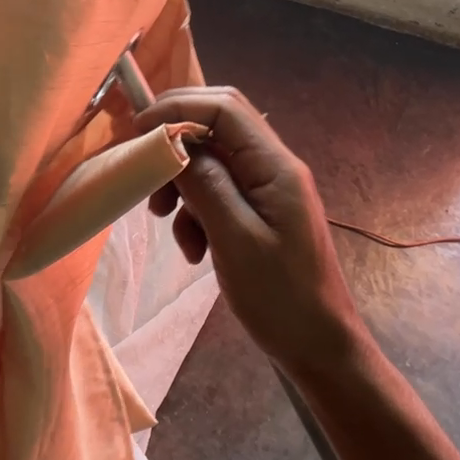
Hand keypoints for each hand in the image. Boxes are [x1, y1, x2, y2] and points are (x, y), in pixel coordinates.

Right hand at [136, 87, 361, 371]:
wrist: (321, 351)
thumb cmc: (282, 298)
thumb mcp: (236, 240)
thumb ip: (206, 184)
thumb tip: (174, 143)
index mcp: (275, 166)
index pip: (223, 109)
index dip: (177, 108)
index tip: (138, 130)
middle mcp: (273, 167)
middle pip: (218, 124)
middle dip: (175, 138)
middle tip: (143, 163)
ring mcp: (267, 189)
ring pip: (212, 159)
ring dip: (181, 181)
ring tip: (163, 217)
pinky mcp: (259, 212)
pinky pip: (217, 191)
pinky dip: (194, 211)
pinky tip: (193, 248)